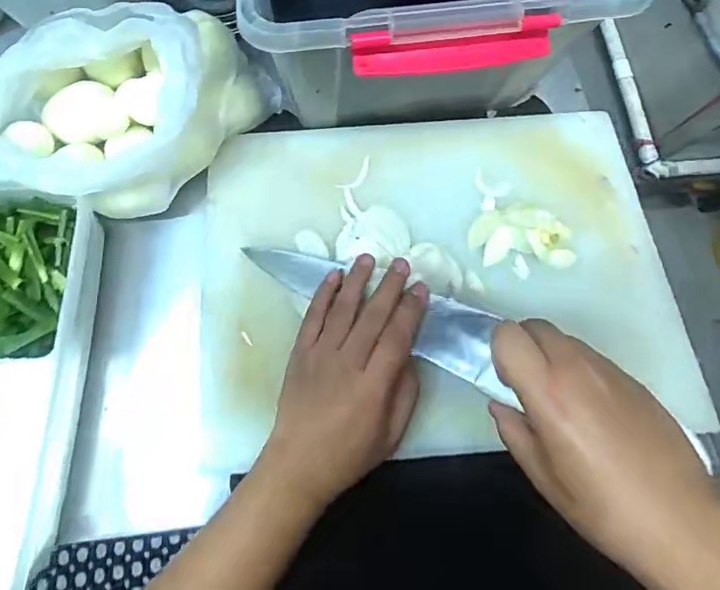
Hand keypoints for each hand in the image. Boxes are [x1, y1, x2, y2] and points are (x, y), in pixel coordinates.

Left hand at [254, 254, 427, 510]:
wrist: (298, 462)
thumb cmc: (349, 453)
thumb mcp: (390, 434)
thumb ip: (404, 392)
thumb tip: (409, 355)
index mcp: (373, 386)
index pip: (397, 338)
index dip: (411, 310)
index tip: (421, 288)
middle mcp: (347, 362)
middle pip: (372, 316)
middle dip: (389, 286)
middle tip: (401, 263)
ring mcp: (320, 354)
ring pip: (343, 309)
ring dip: (357, 281)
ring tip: (369, 258)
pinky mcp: (300, 351)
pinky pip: (313, 316)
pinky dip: (324, 294)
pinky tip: (334, 276)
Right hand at [488, 320, 716, 569]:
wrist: (685, 525)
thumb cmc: (606, 509)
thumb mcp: (545, 480)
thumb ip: (514, 433)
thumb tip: (501, 405)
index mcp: (550, 391)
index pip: (508, 334)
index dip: (500, 351)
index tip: (509, 381)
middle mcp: (578, 369)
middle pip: (536, 326)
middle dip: (524, 346)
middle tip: (531, 388)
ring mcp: (611, 371)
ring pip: (566, 340)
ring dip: (553, 358)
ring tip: (567, 404)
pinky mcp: (635, 381)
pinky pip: (594, 359)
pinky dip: (583, 372)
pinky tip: (598, 415)